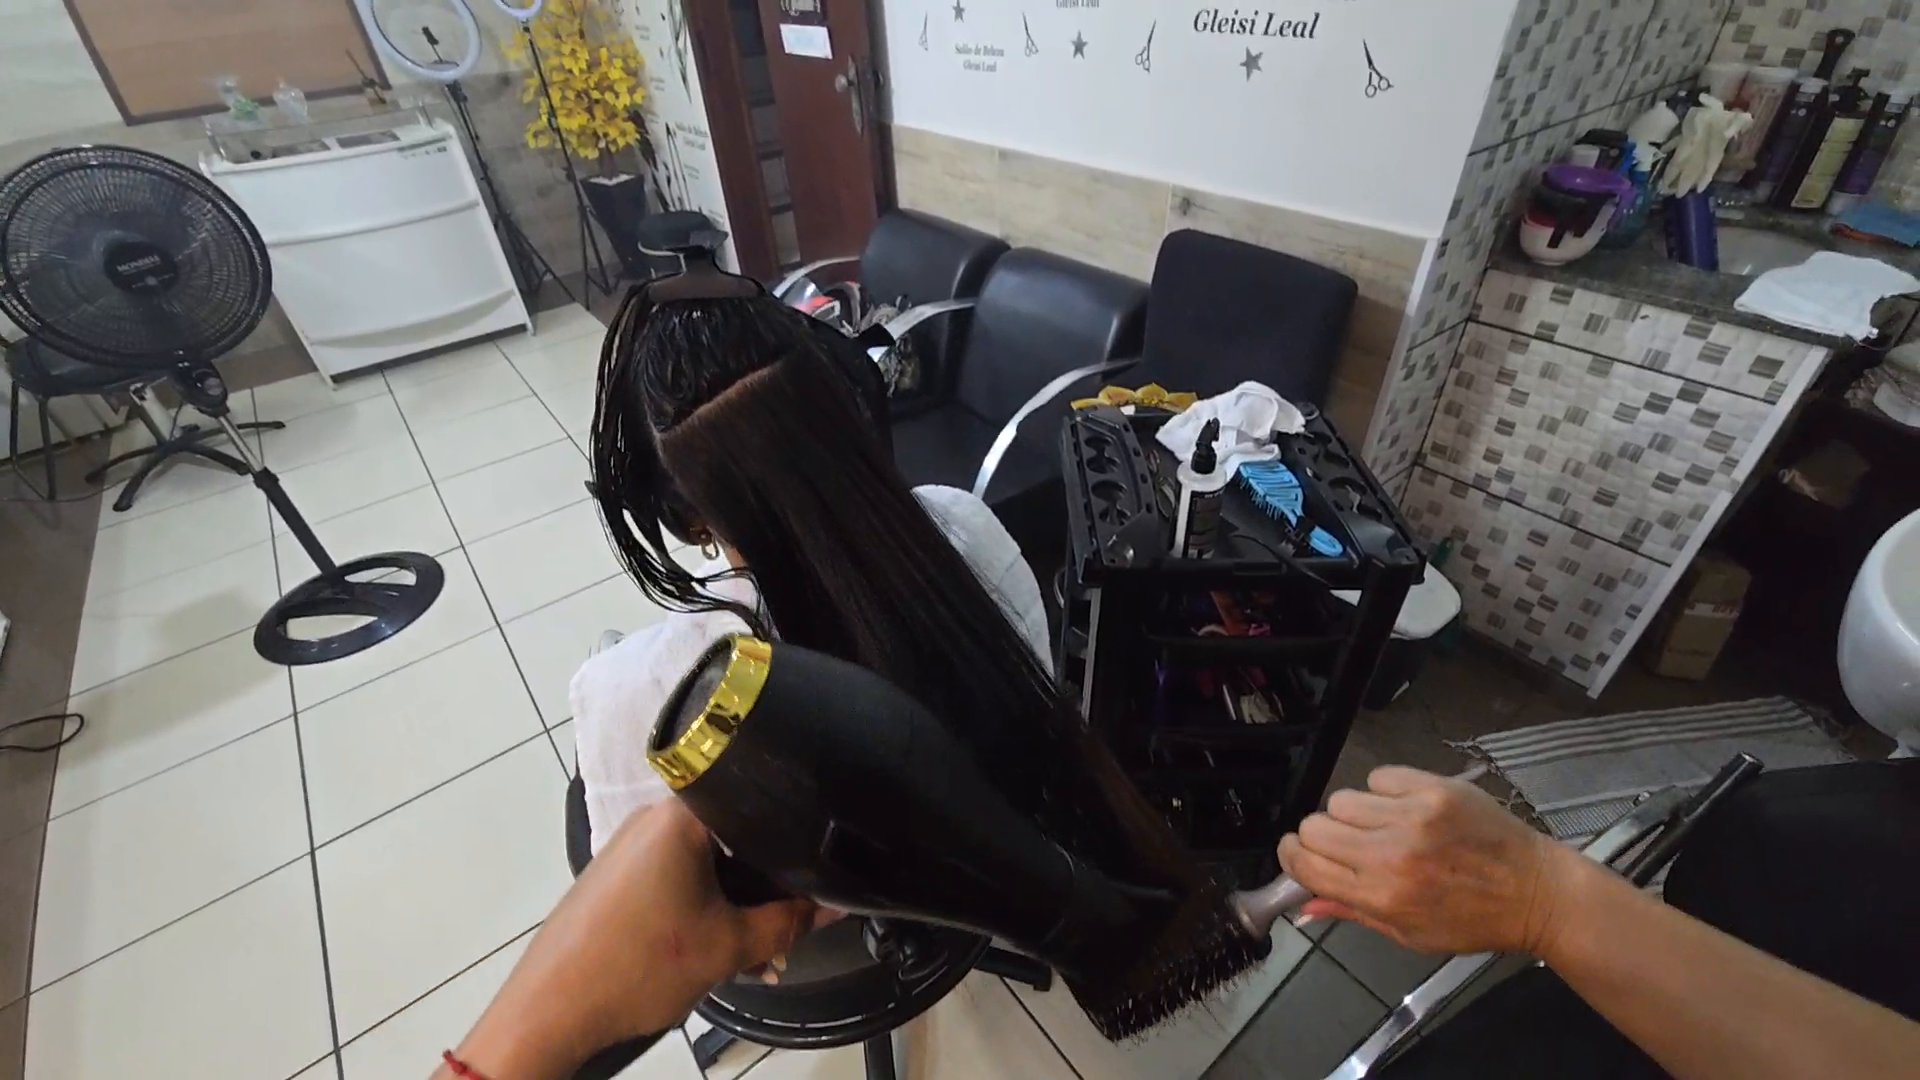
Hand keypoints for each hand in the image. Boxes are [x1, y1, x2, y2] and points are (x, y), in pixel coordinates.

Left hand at [450, 798, 817, 1079]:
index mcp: (683, 815)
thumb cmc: (635, 969)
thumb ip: (789, 923)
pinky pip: (677, 875)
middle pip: (734, 839)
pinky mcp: (616, 872)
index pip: (760, 810)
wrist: (543, 1018)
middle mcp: (655, 816)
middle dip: (763, 887)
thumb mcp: (726, 948)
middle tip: (782, 930)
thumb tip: (835, 907)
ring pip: (707, 862)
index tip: (813, 877)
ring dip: (734, 901)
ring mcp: (631, 844)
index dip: (793, 844)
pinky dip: (701, 904)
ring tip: (751, 952)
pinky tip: (711, 947)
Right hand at [1277, 766, 1578, 956]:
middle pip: (1313, 825)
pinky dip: (1386, 791)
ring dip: (1356, 813)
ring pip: (1341, 798)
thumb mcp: (1411, 933)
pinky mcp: (1431, 788)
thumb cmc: (1473, 920)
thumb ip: (1352, 912)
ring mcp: (1412, 817)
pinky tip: (1409, 809)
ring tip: (1385, 826)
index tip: (1302, 854)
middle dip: (1323, 836)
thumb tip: (1302, 904)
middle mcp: (1390, 855)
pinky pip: (1377, 777)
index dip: (1293, 855)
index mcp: (1382, 896)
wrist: (1540, 892)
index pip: (1303, 862)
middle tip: (1351, 845)